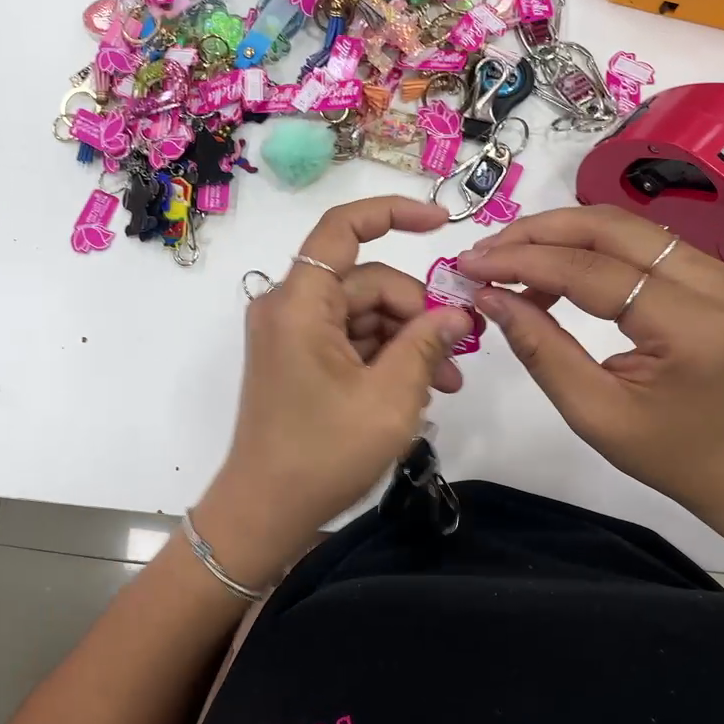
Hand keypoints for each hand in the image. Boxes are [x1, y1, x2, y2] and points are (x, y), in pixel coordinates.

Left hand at [197, 197, 473, 585]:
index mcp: (299, 303)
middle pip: (366, 280)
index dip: (392, 213)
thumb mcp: (390, 399)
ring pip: (363, 311)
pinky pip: (348, 336)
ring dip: (406, 339)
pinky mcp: (296, 355)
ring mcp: (290, 332)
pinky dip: (384, 355)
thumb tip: (457, 313)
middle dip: (417, 311)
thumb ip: (426, 344)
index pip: (341, 228)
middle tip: (458, 359)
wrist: (265, 510)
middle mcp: (288, 306)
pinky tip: (416, 390)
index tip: (441, 224)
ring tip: (445, 385)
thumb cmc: (323, 454)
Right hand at [454, 205, 723, 519]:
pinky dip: (586, 247)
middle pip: (611, 228)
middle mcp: (719, 285)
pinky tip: (551, 270)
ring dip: (558, 234)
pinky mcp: (718, 273)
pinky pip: (639, 243)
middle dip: (537, 233)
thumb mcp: (593, 413)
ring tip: (507, 258)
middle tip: (484, 252)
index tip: (469, 264)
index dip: (524, 262)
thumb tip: (487, 296)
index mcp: (693, 328)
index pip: (592, 272)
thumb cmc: (671, 455)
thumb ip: (540, 348)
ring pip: (623, 226)